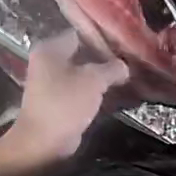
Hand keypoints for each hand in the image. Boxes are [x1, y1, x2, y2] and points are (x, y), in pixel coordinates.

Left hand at [0, 31, 128, 164]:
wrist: (44, 142)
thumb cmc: (65, 104)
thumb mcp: (93, 80)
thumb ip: (111, 68)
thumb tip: (124, 65)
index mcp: (50, 48)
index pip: (81, 33)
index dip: (104, 37)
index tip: (126, 43)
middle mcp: (48, 62)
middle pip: (83, 53)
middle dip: (106, 58)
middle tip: (131, 60)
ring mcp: (52, 83)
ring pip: (84, 74)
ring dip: (103, 77)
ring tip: (129, 76)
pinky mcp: (59, 102)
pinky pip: (82, 91)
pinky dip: (97, 93)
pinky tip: (117, 93)